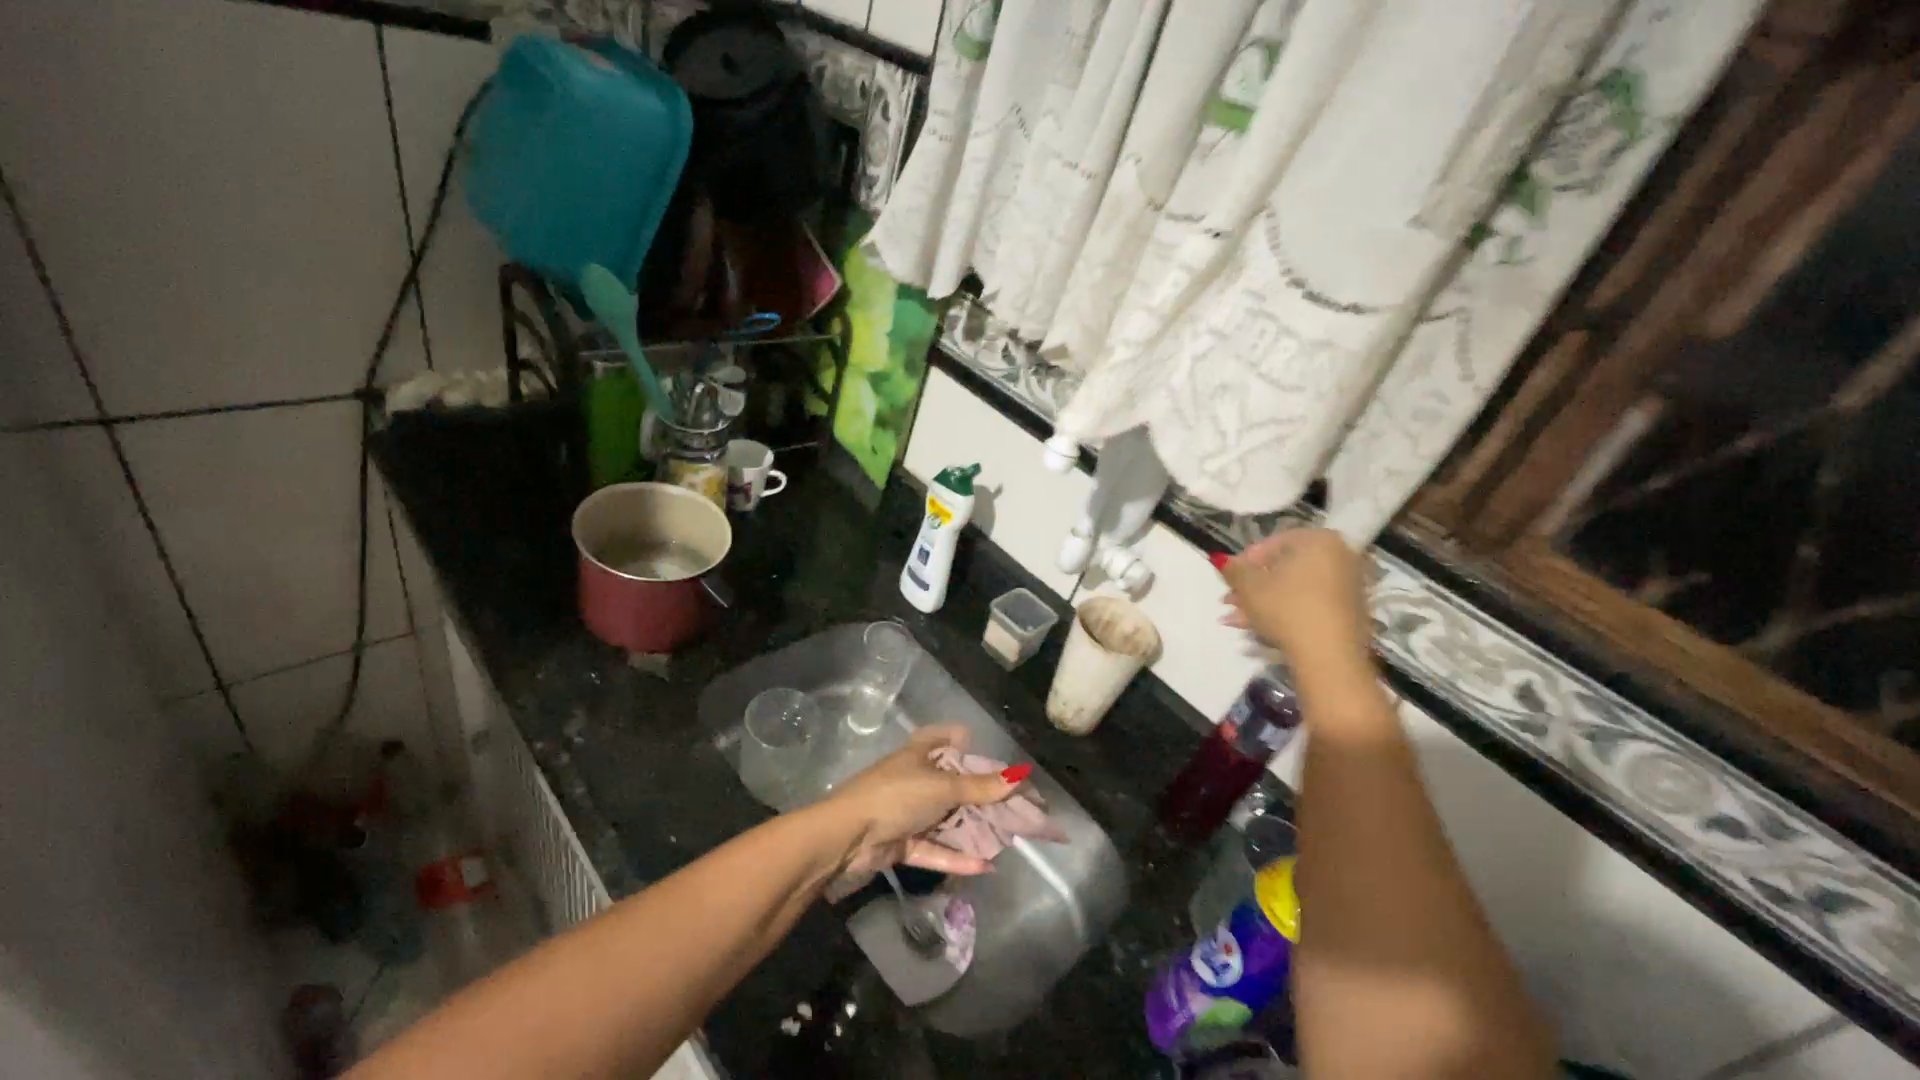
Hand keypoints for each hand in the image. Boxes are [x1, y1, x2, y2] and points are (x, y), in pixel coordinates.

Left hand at [818, 725, 1019, 884]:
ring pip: (945, 819)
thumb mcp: (942, 787)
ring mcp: (906, 813)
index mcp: (917, 754)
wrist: (846, 837)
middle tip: (1014, 805)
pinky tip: (985, 867)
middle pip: (951, 784)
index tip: (986, 751)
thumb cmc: (896, 796)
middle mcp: (912, 780)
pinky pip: (934, 849)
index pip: (941, 737)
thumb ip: (979, 786)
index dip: (961, 740)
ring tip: (1007, 838)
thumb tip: (1019, 776)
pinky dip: (956, 858)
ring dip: (972, 829)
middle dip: (980, 795)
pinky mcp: (901, 844)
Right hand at [1220, 526, 1371, 670]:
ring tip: (1237, 620)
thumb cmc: (1287, 608)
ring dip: (1264, 602)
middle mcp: (1339, 555)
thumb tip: (1221, 559)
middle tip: (1230, 602)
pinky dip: (1287, 611)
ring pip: (1295, 588)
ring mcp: (1348, 584)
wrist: (1330, 654)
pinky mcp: (1350, 611)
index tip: (1229, 580)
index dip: (1244, 561)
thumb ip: (1233, 569)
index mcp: (1318, 539)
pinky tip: (1261, 629)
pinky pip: (1311, 603)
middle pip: (1285, 567)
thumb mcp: (1249, 587)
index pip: (1273, 543)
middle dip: (1253, 586)